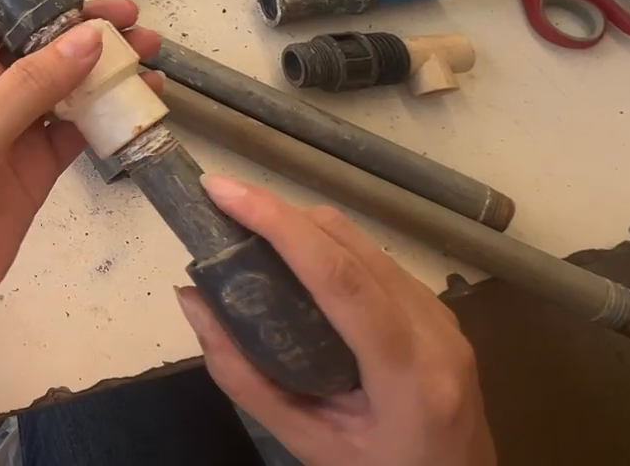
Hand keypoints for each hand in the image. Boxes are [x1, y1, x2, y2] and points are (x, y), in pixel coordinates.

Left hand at [0, 0, 160, 342]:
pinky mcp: (35, 174)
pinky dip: (106, 119)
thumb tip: (89, 35)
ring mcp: (14, 136)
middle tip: (132, 17)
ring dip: (102, 71)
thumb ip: (32, 86)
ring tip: (149, 53)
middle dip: (81, 30)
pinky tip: (140, 104)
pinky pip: (75, 135)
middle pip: (39, 49)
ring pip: (65, 90)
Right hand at [177, 176, 495, 465]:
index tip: (220, 190)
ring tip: (246, 224)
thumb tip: (189, 297)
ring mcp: (440, 314)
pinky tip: (291, 255)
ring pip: (357, 237)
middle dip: (275, 210)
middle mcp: (434, 332)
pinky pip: (369, 252)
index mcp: (407, 375)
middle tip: (218, 199)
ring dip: (297, 221)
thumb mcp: (304, 441)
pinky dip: (321, 239)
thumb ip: (242, 375)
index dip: (276, 222)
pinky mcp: (435, 306)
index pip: (338, 276)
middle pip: (345, 242)